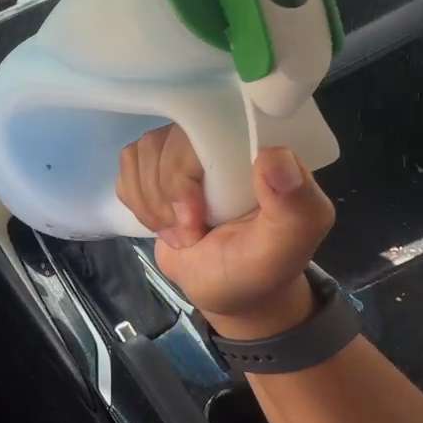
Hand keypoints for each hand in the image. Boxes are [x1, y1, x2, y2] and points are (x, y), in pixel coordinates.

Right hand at [116, 125, 335, 339]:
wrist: (225, 292)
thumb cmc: (257, 269)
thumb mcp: (286, 247)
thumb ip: (296, 206)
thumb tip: (273, 154)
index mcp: (254, 148)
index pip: (199, 131)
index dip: (184, 173)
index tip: (196, 219)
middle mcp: (215, 141)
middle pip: (160, 144)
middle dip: (165, 200)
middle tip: (190, 235)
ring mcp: (181, 153)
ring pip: (139, 155)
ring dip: (150, 204)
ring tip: (179, 233)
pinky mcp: (153, 169)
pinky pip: (126, 168)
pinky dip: (137, 203)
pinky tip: (161, 223)